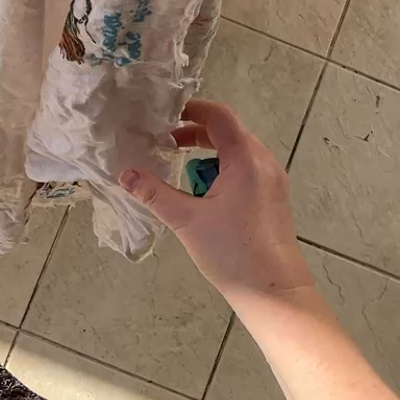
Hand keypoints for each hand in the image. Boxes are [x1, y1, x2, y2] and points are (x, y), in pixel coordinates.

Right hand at [120, 100, 315, 308]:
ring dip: (208, 155)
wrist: (273, 290)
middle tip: (165, 144)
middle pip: (228, 132)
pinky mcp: (272, 197)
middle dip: (195, 134)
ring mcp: (272, 180)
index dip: (192, 109)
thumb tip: (126, 174)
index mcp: (246, 159)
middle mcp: (263, 162)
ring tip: (181, 173)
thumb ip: (155, 194)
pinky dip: (222, 171)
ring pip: (236, 153)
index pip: (219, 116)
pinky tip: (204, 195)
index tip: (165, 116)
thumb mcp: (187, 221)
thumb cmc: (232, 252)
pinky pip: (245, 170)